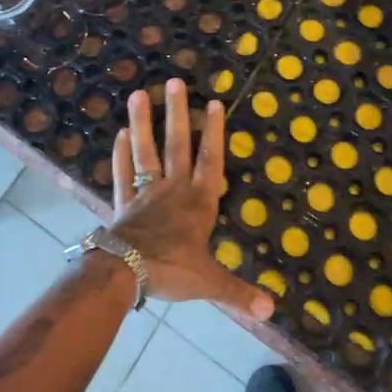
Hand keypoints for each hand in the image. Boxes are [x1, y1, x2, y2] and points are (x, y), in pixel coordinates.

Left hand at [111, 78, 274, 319]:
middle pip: (177, 145)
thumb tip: (272, 310)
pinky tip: (119, 134)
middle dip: (178, 113)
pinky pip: (122, 174)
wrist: (124, 273)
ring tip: (139, 94)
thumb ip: (239, 292)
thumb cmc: (171, 270)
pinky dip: (120, 154)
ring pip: (145, 151)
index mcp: (199, 203)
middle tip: (174, 81)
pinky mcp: (122, 203)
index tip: (213, 102)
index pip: (210, 161)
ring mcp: (145, 193)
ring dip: (142, 123)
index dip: (214, 133)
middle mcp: (173, 190)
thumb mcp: (210, 283)